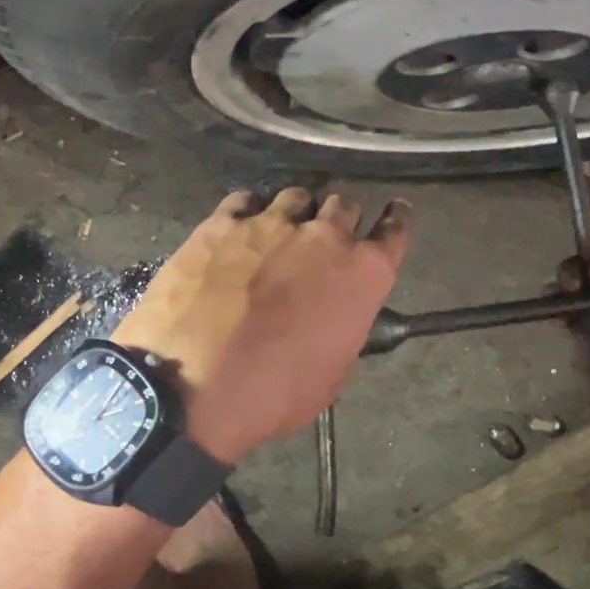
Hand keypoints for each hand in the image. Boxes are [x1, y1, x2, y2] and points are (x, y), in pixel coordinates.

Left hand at [112, 188, 411, 463]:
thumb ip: (343, 327)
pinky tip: (240, 227)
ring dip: (297, 213)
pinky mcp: (223, 223)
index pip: (395, 231)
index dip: (396, 220)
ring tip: (281, 231)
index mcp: (362, 274)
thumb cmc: (274, 392)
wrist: (192, 384)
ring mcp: (272, 224)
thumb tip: (333, 317)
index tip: (395, 212)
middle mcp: (325, 237)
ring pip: (297, 196)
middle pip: (344, 206)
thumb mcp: (332, 373)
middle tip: (326, 239)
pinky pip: (246, 201)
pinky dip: (249, 212)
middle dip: (340, 220)